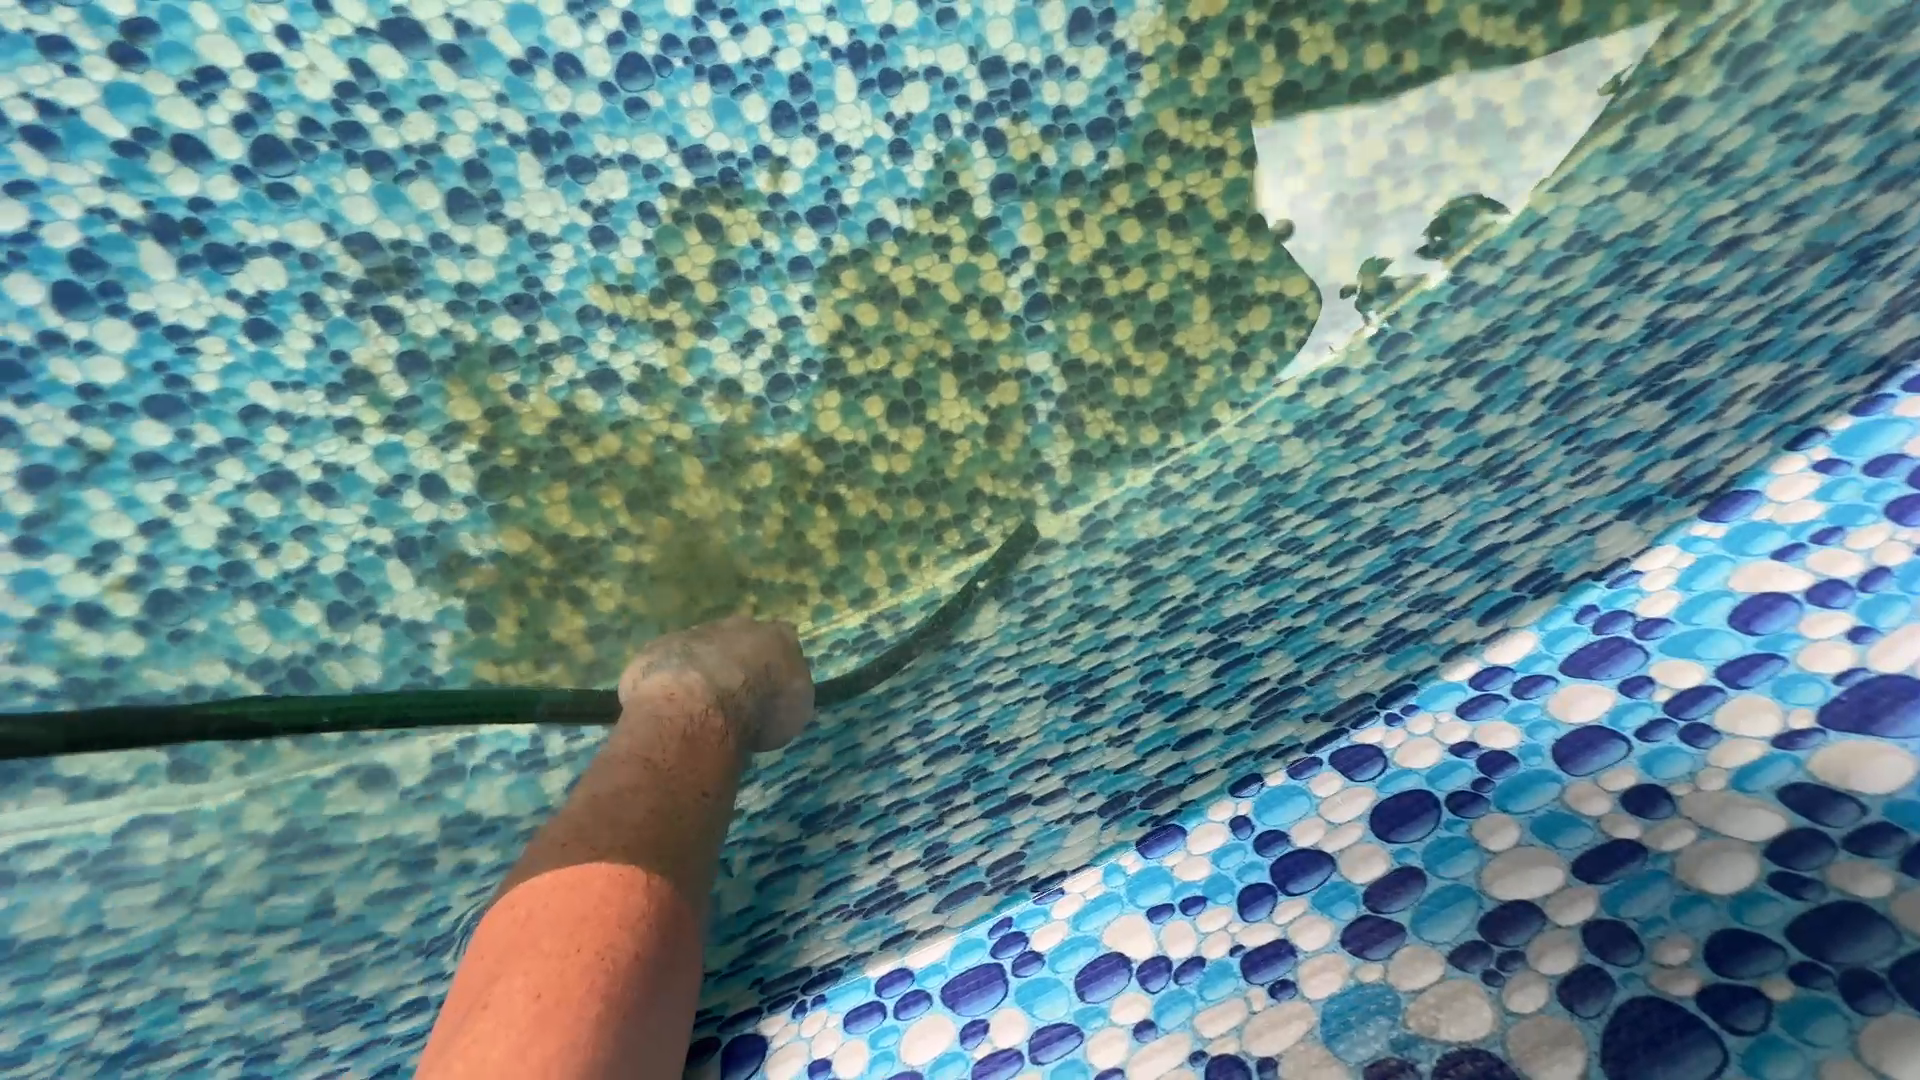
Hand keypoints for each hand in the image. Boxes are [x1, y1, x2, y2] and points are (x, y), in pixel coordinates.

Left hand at [616, 616, 814, 753]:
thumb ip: (788, 695)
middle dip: (738, 661)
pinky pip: (668, 663)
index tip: (771, 689)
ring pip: (703, 648)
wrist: (699, 707)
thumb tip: (781, 697)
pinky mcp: (659, 647)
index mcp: (778, 636)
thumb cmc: (759, 711)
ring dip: (703, 670)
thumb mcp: (795, 712)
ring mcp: (696, 632)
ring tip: (698, 706)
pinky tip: (671, 706)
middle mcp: (740, 625)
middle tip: (733, 695)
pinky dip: (671, 681)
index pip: (784, 641)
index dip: (776, 665)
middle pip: (741, 638)